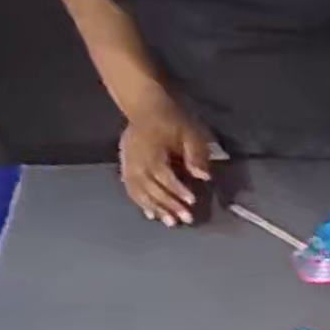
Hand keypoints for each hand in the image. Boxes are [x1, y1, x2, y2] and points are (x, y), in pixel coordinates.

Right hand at [118, 99, 209, 225]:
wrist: (146, 106)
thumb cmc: (173, 121)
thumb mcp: (191, 133)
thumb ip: (196, 154)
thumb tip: (203, 176)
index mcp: (148, 144)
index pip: (160, 170)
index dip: (175, 187)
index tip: (192, 201)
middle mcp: (133, 153)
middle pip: (146, 182)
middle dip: (167, 203)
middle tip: (186, 219)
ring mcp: (127, 159)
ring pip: (136, 187)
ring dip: (154, 207)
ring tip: (171, 223)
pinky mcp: (126, 164)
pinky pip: (129, 185)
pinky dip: (141, 201)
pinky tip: (152, 215)